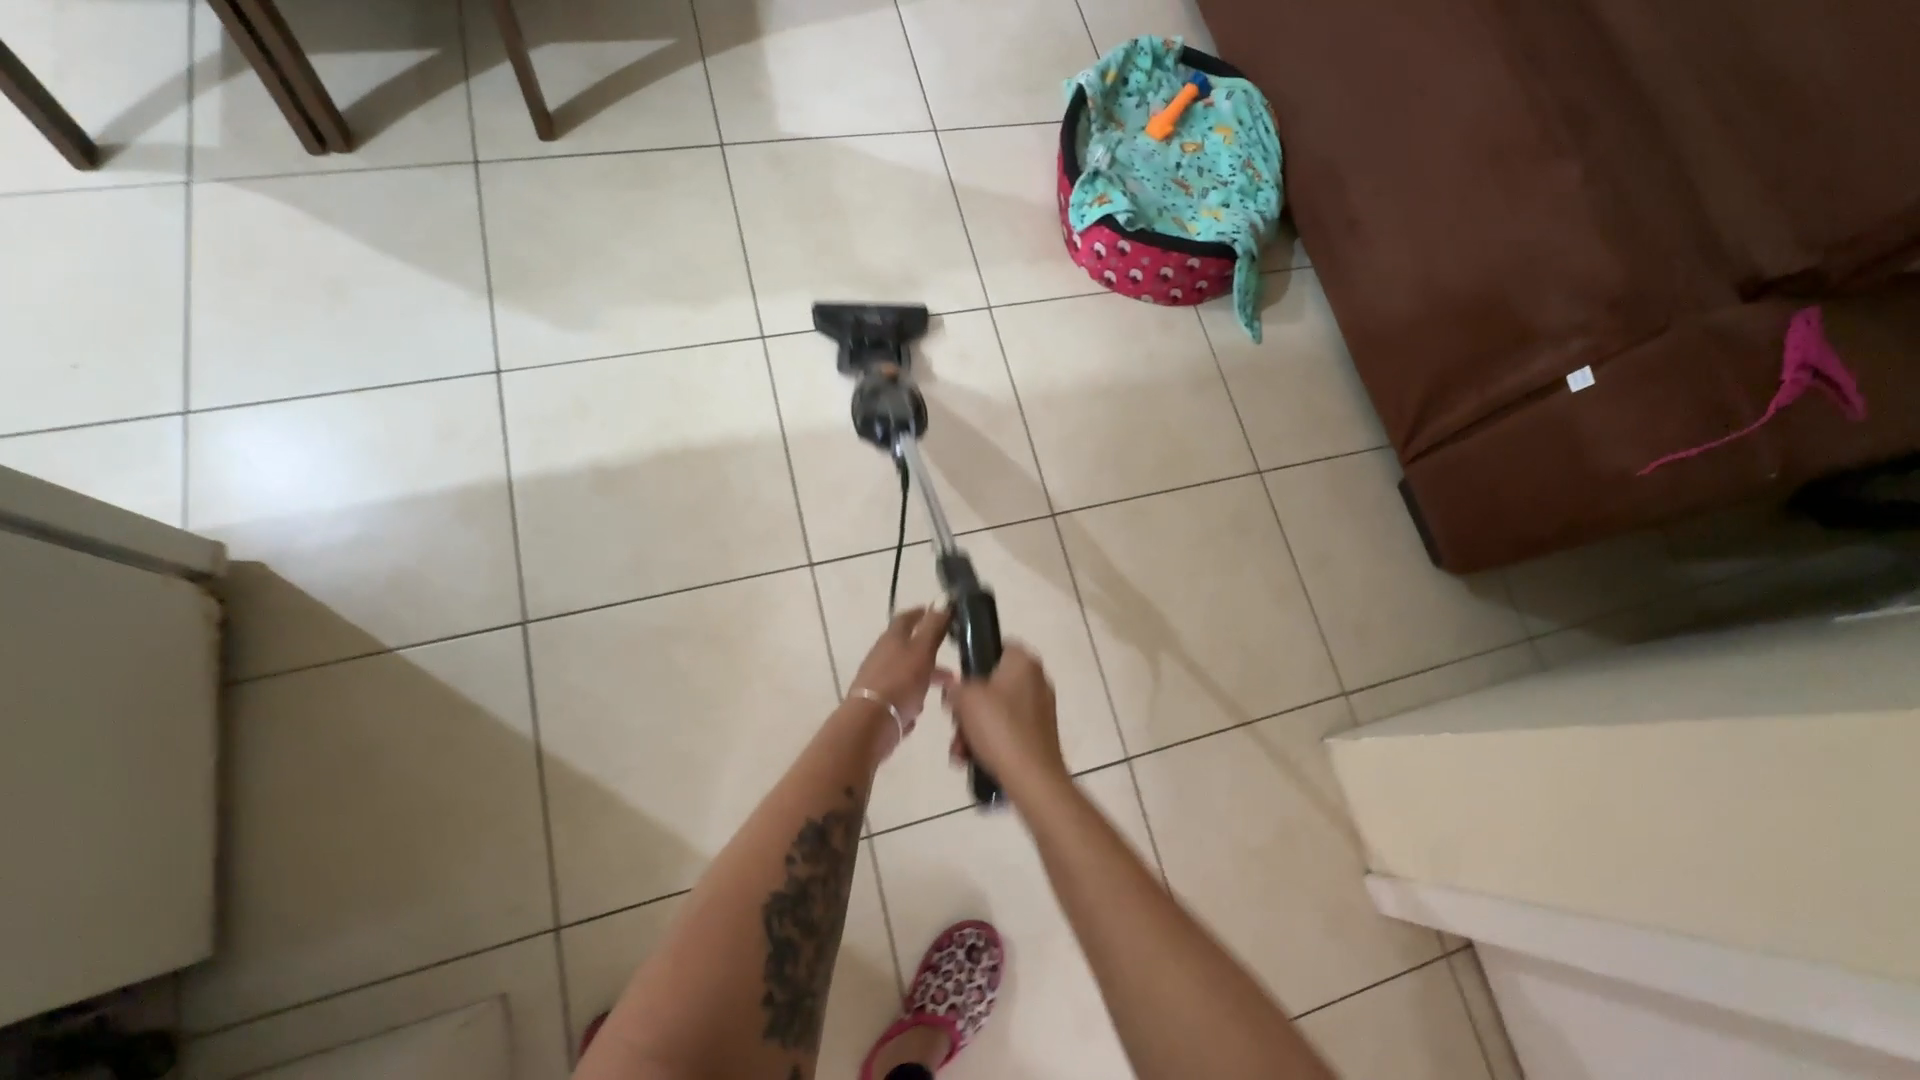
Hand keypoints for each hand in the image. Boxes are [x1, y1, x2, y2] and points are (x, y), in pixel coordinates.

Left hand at [847, 607, 949, 758]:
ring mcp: (876, 680)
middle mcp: (881, 656)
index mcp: (891, 639)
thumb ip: (933, 627)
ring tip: (944, 689)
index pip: (906, 618)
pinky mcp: (876, 703)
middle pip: (907, 648)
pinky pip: (899, 696)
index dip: (921, 613)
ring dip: (925, 677)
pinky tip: (920, 709)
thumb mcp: (922, 650)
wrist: (870, 722)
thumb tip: (943, 602)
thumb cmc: (900, 681)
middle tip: (950, 658)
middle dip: (929, 652)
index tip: (936, 612)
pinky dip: (911, 698)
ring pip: (905, 673)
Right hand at [935, 644, 1066, 795]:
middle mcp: (1036, 681)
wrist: (1032, 776)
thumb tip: (954, 687)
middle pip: (992, 684)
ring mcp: (1040, 710)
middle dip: (967, 706)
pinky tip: (970, 760)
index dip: (975, 657)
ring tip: (959, 750)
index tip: (958, 677)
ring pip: (996, 711)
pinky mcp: (1039, 735)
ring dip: (972, 728)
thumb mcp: (966, 699)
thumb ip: (955, 687)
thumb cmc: (999, 727)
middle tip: (954, 720)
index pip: (998, 645)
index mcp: (1024, 662)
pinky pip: (1006, 730)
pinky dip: (988, 742)